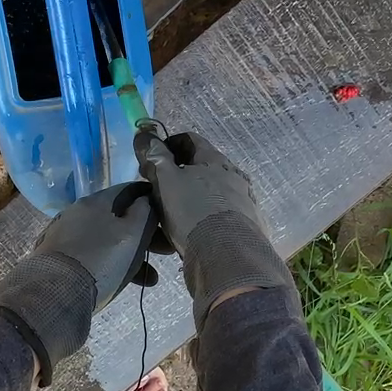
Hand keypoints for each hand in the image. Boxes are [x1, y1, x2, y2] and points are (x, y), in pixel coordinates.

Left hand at [0, 182, 159, 383]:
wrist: (54, 294)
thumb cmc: (100, 261)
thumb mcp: (132, 236)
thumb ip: (145, 214)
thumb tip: (149, 200)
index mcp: (96, 201)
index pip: (130, 191)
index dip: (152, 203)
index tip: (169, 220)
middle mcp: (78, 212)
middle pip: (119, 217)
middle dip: (145, 235)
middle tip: (165, 253)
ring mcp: (65, 235)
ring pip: (107, 239)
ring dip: (132, 255)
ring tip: (150, 280)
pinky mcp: (58, 257)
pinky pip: (92, 255)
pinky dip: (111, 264)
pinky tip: (122, 282)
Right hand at [135, 131, 295, 325]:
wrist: (228, 257)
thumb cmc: (193, 212)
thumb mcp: (166, 181)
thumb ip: (155, 157)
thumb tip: (144, 133)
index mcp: (215, 159)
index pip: (189, 139)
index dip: (168, 145)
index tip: (152, 162)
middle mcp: (234, 176)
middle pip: (202, 168)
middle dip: (179, 176)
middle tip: (158, 191)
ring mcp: (244, 202)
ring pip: (210, 194)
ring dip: (191, 199)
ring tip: (172, 218)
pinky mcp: (248, 227)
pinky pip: (219, 216)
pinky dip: (203, 220)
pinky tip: (191, 235)